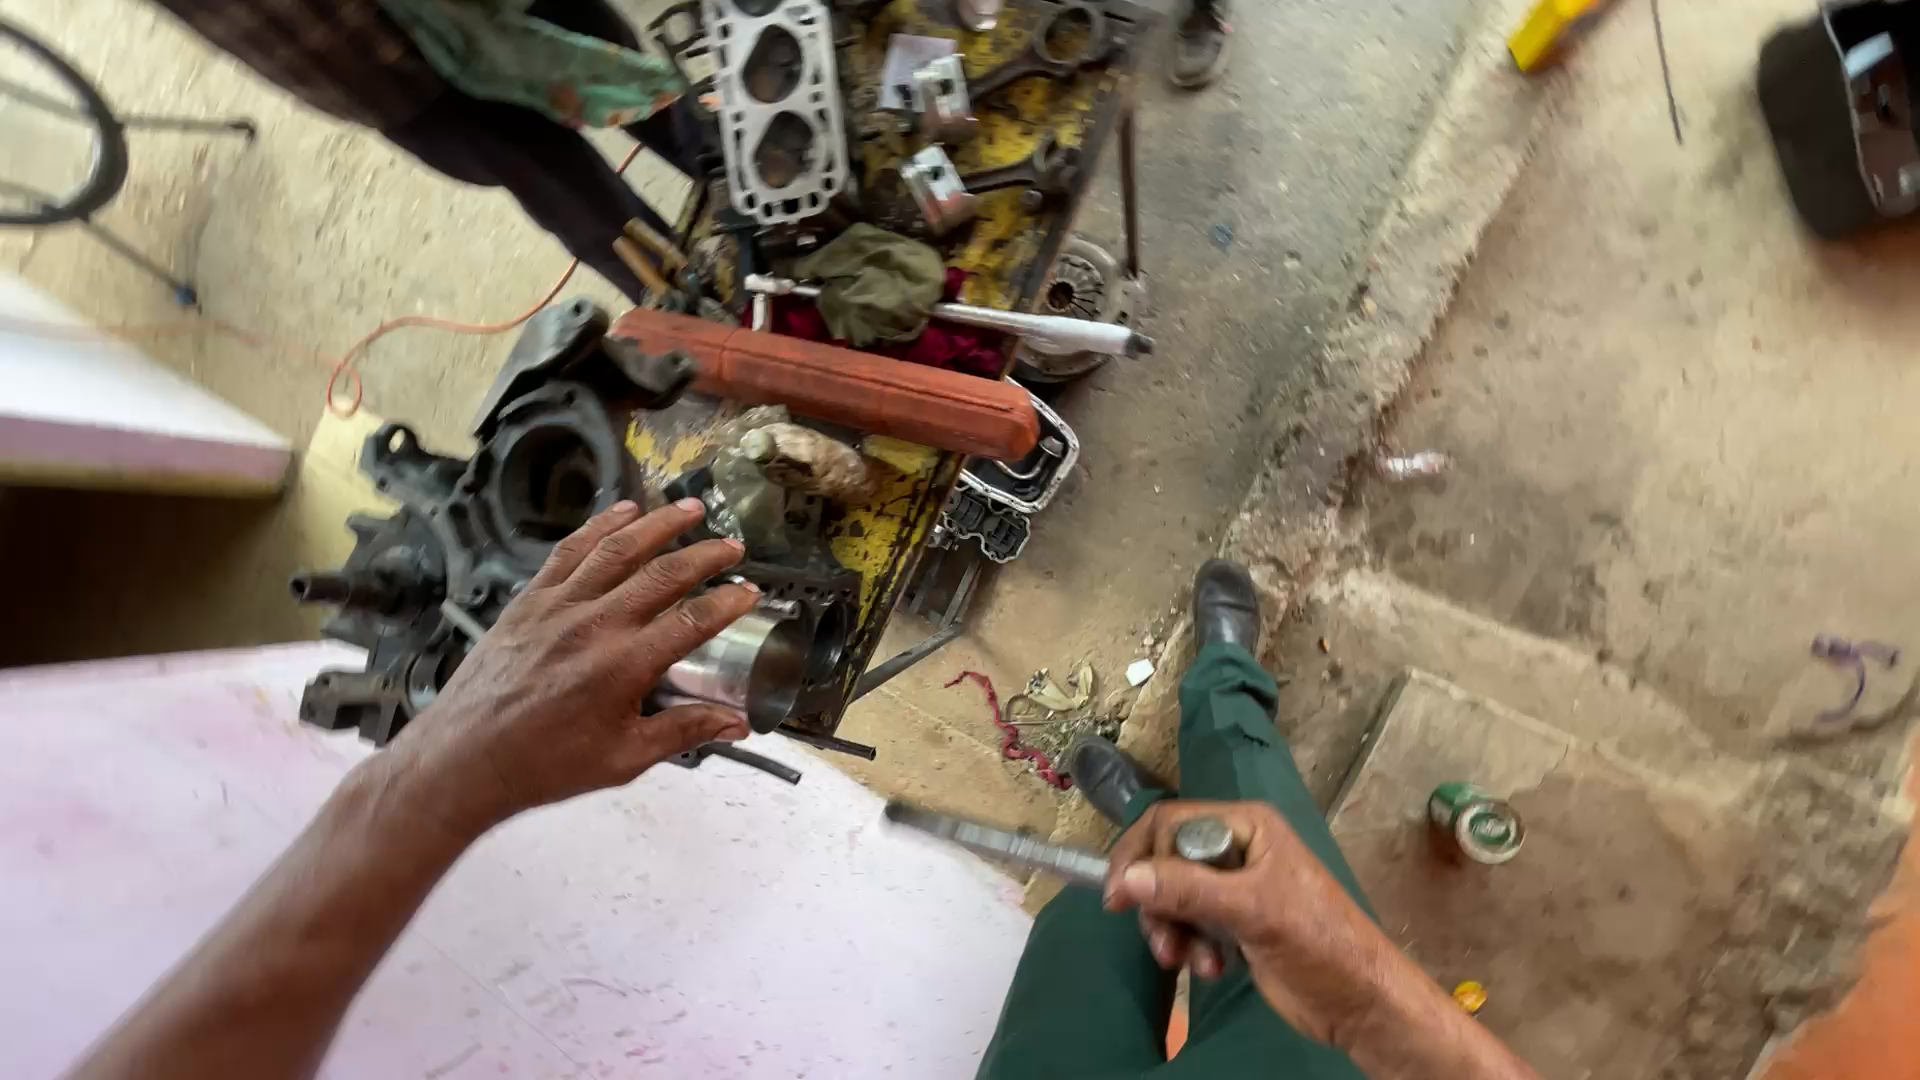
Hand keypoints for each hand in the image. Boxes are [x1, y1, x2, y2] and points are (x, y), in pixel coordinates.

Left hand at [375, 498, 759, 838]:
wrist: (458, 763)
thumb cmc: (545, 765)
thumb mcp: (624, 758)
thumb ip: (684, 731)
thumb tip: (738, 725)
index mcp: (621, 666)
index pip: (691, 621)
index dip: (729, 602)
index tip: (751, 591)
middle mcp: (594, 625)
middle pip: (663, 574)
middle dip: (705, 554)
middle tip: (733, 545)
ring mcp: (558, 606)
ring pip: (619, 550)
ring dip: (660, 524)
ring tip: (691, 508)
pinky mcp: (530, 600)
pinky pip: (570, 551)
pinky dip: (600, 525)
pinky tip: (624, 509)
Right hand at [1102, 799, 1391, 1047]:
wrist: (1364, 1007)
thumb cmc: (1318, 943)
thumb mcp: (1253, 911)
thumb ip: (1188, 890)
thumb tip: (1127, 878)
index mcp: (1245, 825)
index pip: (1171, 822)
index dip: (1140, 854)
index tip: (1118, 894)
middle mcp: (1235, 846)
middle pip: (1166, 858)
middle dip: (1156, 899)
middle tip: (1157, 939)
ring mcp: (1232, 883)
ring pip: (1172, 892)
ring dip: (1171, 928)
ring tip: (1183, 960)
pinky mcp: (1231, 918)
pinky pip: (1188, 920)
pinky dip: (1188, 945)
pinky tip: (1208, 968)